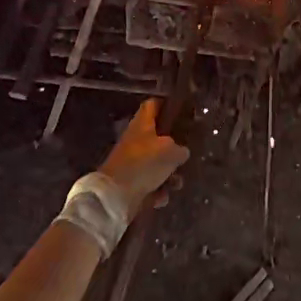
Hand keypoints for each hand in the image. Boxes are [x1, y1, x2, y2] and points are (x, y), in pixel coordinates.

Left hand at [97, 99, 189, 216]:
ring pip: (157, 164)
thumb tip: (181, 153)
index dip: (166, 104)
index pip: (153, 104)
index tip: (181, 110)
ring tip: (176, 183)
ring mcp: (132, 162)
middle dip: (173, 148)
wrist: (115, 196)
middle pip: (158, 137)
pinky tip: (161, 196)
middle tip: (185, 152)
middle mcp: (135, 141)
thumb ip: (180, 150)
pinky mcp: (130, 182)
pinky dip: (158, 191)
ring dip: (170, 174)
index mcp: (142, 125)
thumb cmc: (144, 164)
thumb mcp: (171, 152)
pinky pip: (151, 183)